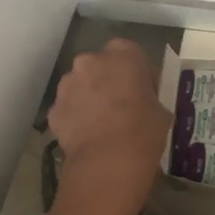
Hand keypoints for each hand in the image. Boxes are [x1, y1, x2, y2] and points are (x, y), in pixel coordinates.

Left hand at [48, 39, 170, 214]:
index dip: (139, 72)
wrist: (107, 161)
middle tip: (123, 105)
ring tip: (103, 123)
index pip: (132, 53)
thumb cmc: (143, 129)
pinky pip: (69, 109)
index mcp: (123, 54)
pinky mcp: (53, 110)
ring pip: (81, 85)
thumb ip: (148, 97)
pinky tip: (89, 136)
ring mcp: (67, 84)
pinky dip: (76, 118)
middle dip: (110, 80)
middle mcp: (91, 61)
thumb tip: (142, 102)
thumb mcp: (160, 109)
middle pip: (101, 66)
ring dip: (90, 97)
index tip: (145, 90)